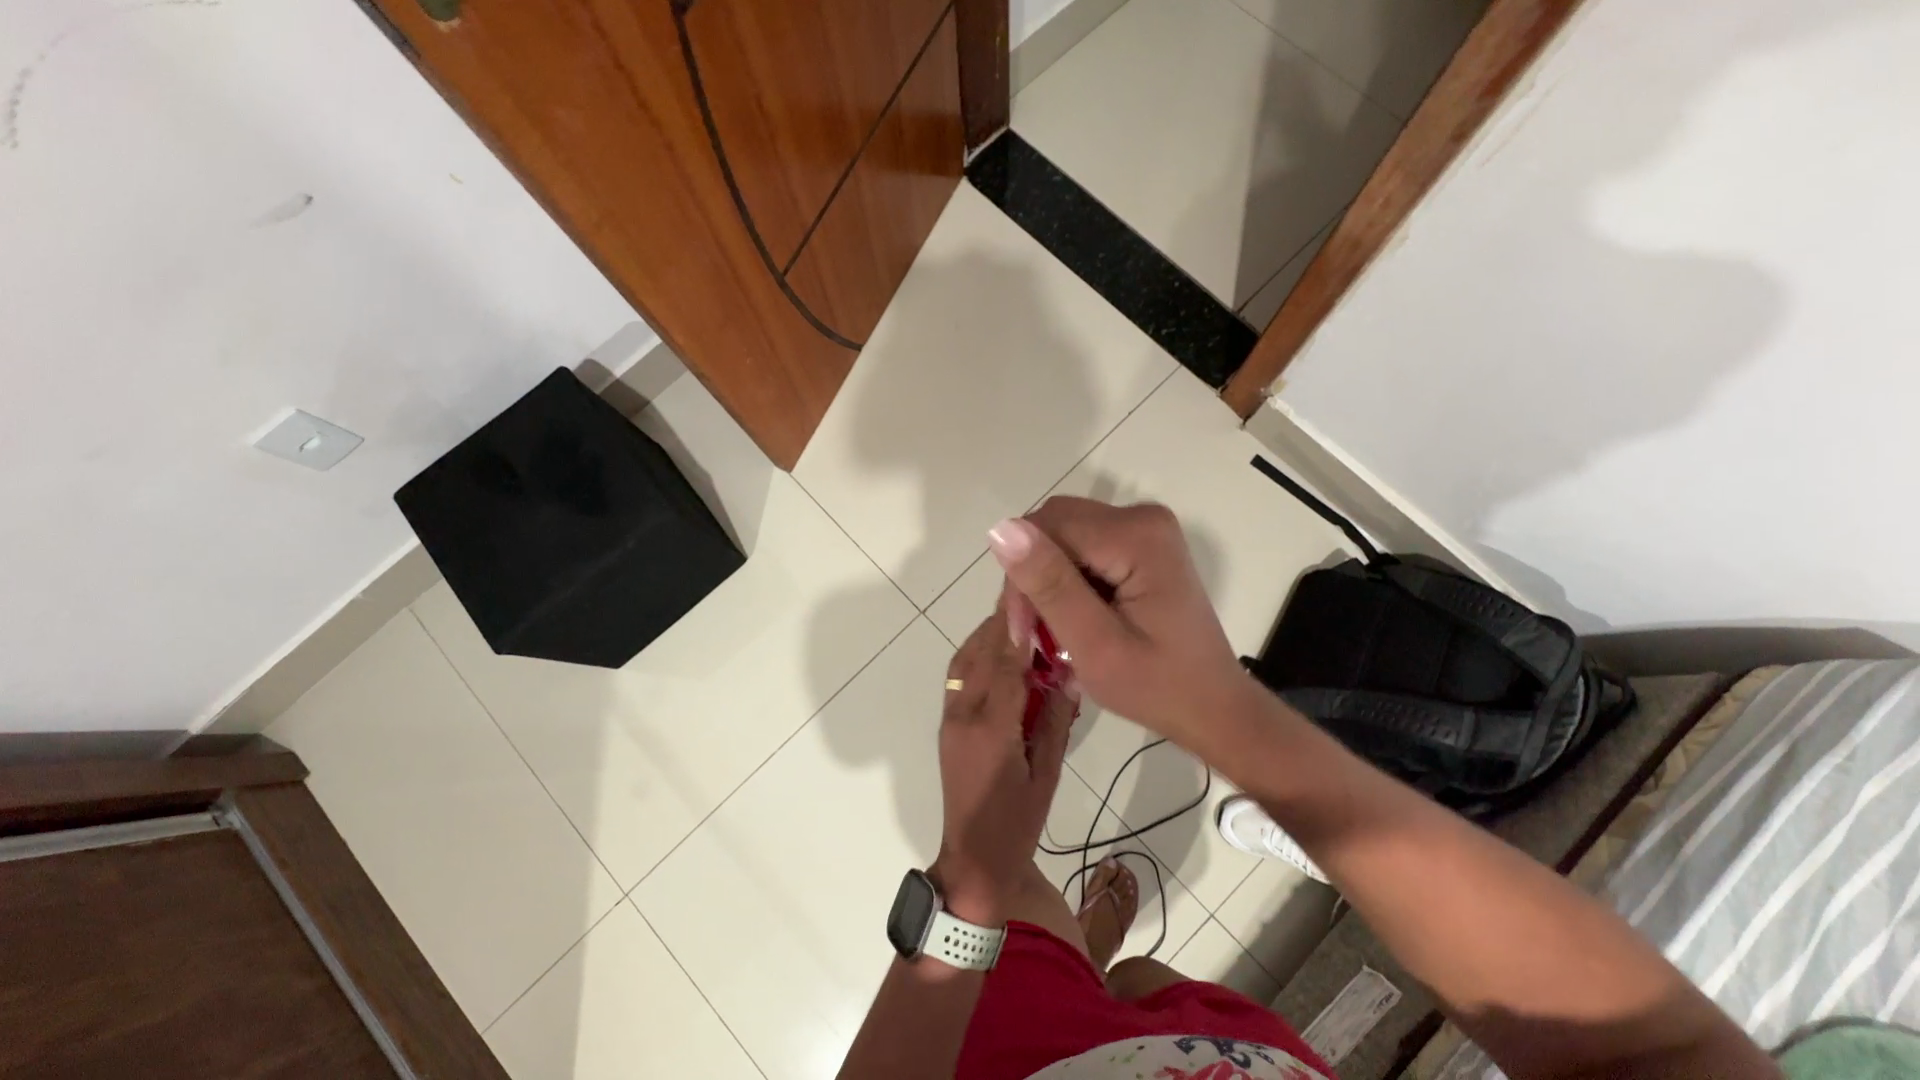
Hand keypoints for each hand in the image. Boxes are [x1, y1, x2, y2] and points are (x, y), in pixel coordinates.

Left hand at [930, 608, 1073, 925]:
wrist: (973, 858)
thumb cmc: (1018, 822)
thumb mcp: (1048, 773)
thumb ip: (1057, 720)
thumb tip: (1070, 672)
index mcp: (992, 730)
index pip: (1006, 664)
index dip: (1018, 625)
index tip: (1031, 589)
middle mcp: (964, 716)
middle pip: (981, 654)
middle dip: (1003, 620)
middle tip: (1029, 591)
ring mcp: (950, 719)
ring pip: (964, 662)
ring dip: (988, 633)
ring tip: (1018, 615)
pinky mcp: (947, 725)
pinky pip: (960, 677)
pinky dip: (978, 655)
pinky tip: (1001, 650)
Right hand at [987, 497, 1256, 747]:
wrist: (1211, 707)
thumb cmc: (1156, 686)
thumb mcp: (1094, 643)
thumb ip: (1049, 584)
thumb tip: (1000, 529)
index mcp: (1137, 536)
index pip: (1046, 529)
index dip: (1022, 576)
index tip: (1022, 633)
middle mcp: (1142, 518)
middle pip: (1055, 526)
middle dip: (1032, 577)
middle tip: (1032, 636)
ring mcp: (1145, 530)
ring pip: (1064, 538)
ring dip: (1047, 583)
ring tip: (1051, 635)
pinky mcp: (1143, 545)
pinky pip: (1084, 549)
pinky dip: (1067, 583)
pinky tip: (1072, 622)